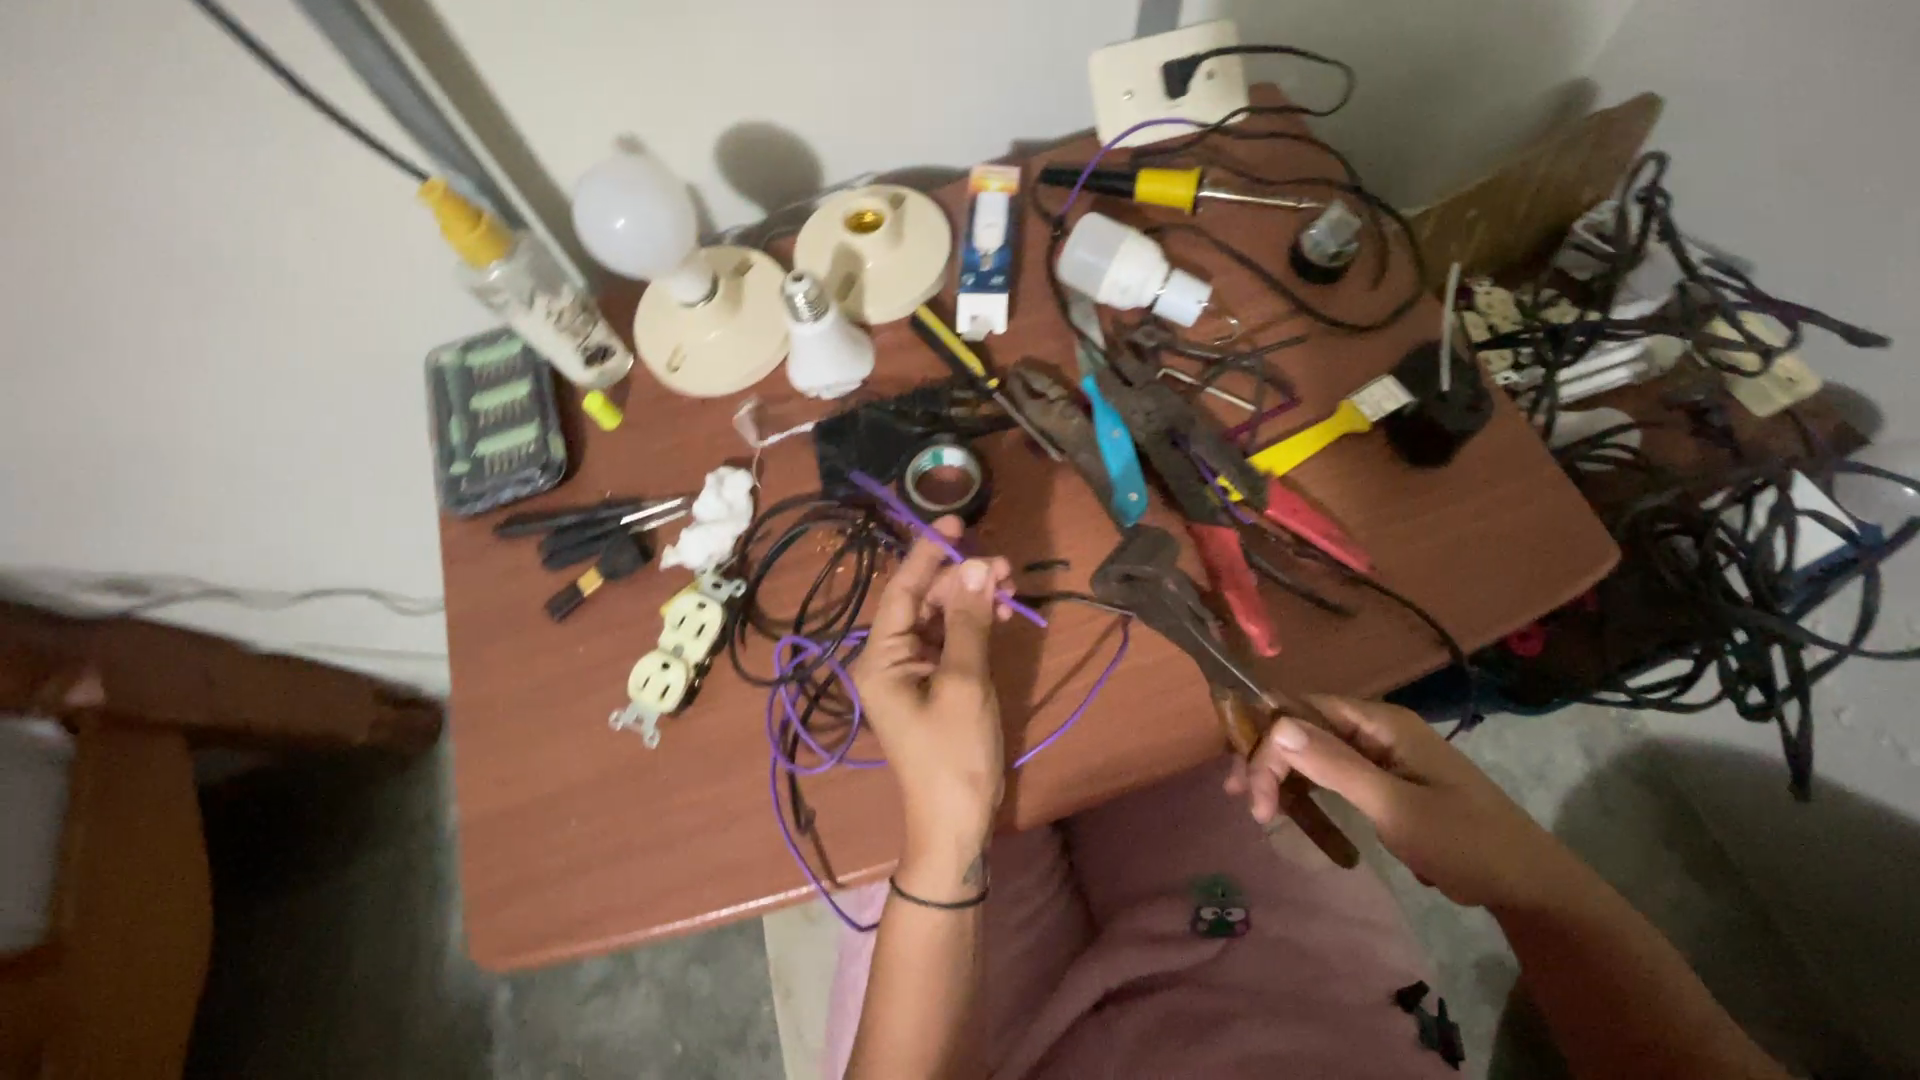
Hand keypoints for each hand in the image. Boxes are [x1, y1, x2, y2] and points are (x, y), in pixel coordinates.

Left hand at [850, 516, 1011, 898]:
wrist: (956, 821)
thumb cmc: (954, 754)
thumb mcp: (964, 682)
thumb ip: (967, 622)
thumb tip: (977, 566)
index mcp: (880, 657)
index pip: (901, 589)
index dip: (928, 552)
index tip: (956, 521)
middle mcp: (888, 658)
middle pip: (922, 600)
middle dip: (961, 577)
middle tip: (1004, 564)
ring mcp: (910, 672)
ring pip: (939, 617)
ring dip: (972, 598)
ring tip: (1011, 585)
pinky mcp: (932, 684)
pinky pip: (949, 641)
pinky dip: (973, 625)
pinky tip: (1002, 614)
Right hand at [1226, 695, 1578, 910]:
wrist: (1527, 885)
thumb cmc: (1465, 843)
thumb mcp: (1396, 807)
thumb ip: (1336, 766)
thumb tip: (1277, 725)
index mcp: (1380, 722)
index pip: (1301, 711)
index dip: (1268, 741)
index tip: (1252, 791)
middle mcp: (1374, 728)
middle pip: (1300, 727)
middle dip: (1267, 758)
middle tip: (1246, 802)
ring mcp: (1377, 753)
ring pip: (1310, 750)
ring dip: (1279, 773)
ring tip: (1256, 808)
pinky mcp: (1379, 779)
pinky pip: (1328, 772)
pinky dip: (1303, 788)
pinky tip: (1285, 808)